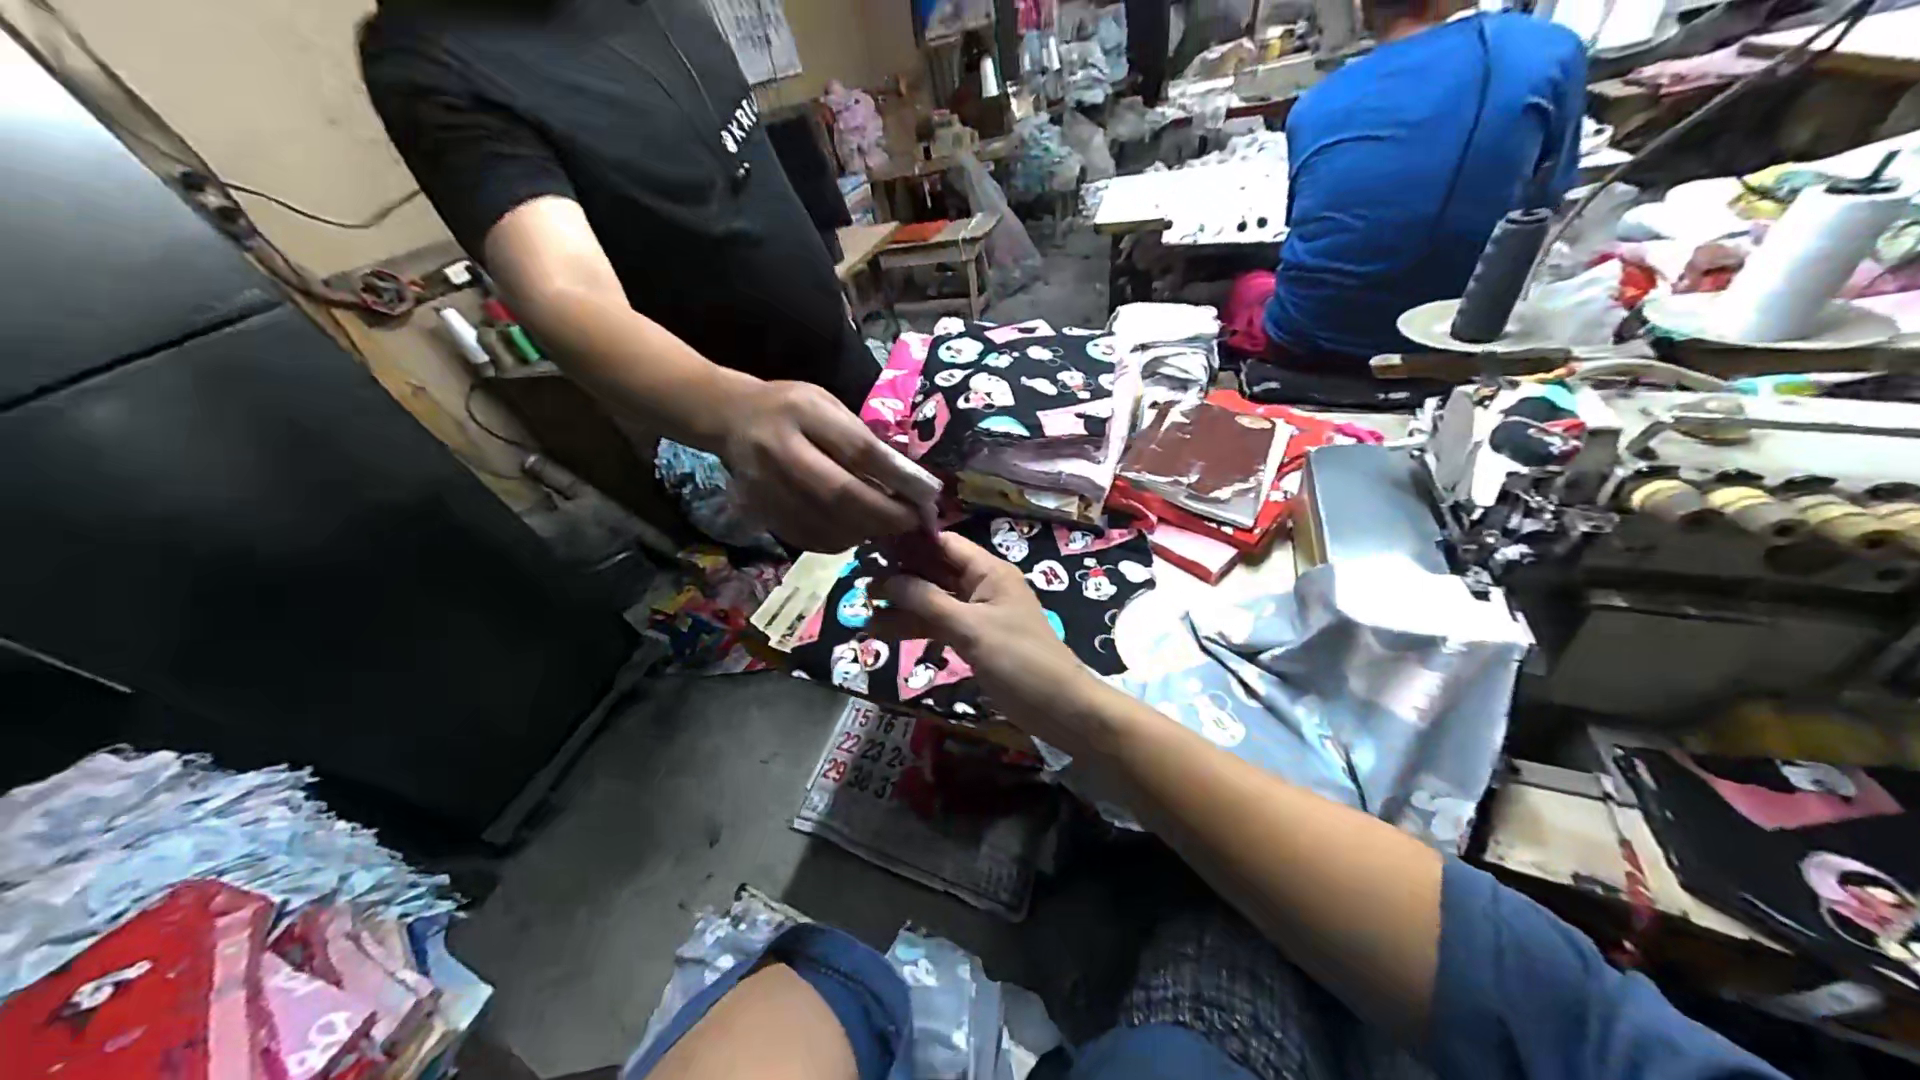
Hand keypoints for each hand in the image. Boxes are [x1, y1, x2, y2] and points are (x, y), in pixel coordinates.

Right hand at [722, 381, 923, 550]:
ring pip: (826, 524)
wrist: (729, 418)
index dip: (898, 477)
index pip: (858, 450)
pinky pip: (809, 539)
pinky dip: (840, 541)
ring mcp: (765, 487)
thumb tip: (907, 479)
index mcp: (802, 413)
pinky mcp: (760, 512)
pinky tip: (855, 531)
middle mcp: (780, 451)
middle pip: (841, 495)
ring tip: (887, 526)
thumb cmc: (789, 407)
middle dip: (885, 514)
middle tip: (912, 521)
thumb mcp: (827, 405)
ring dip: (866, 531)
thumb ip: (861, 438)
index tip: (926, 494)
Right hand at [876, 533, 1119, 752]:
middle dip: (901, 576)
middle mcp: (982, 585)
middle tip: (860, 584)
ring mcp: (977, 613)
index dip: (910, 542)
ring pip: (933, 600)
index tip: (873, 545)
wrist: (1059, 707)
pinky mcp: (974, 638)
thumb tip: (887, 579)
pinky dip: (915, 627)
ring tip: (864, 611)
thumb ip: (927, 602)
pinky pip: (939, 624)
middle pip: (935, 571)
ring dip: (903, 605)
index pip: (944, 543)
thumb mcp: (970, 629)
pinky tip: (883, 632)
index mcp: (989, 571)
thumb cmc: (1019, 660)